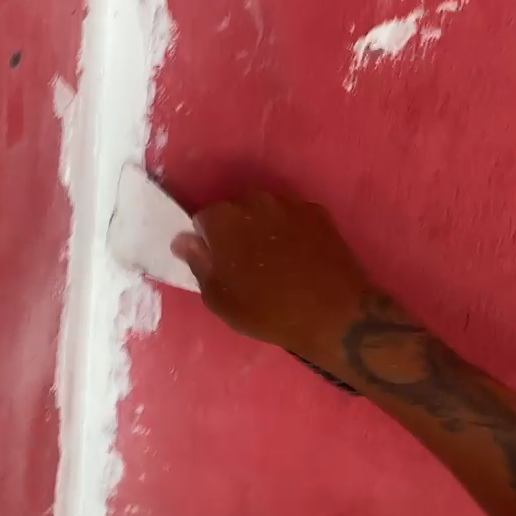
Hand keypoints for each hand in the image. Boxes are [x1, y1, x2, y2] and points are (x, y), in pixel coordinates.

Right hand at [170, 191, 375, 357]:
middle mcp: (254, 201)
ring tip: (272, 260)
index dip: (206, 243)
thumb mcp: (218, 297)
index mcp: (223, 219)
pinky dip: (289, 230)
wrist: (331, 314)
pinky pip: (292, 217)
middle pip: (235, 211)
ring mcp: (289, 204)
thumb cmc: (265, 310)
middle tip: (243, 264)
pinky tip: (296, 256)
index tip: (216, 264)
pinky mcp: (318, 213)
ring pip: (264, 211)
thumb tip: (184, 240)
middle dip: (234, 231)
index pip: (202, 220)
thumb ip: (198, 262)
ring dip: (262, 228)